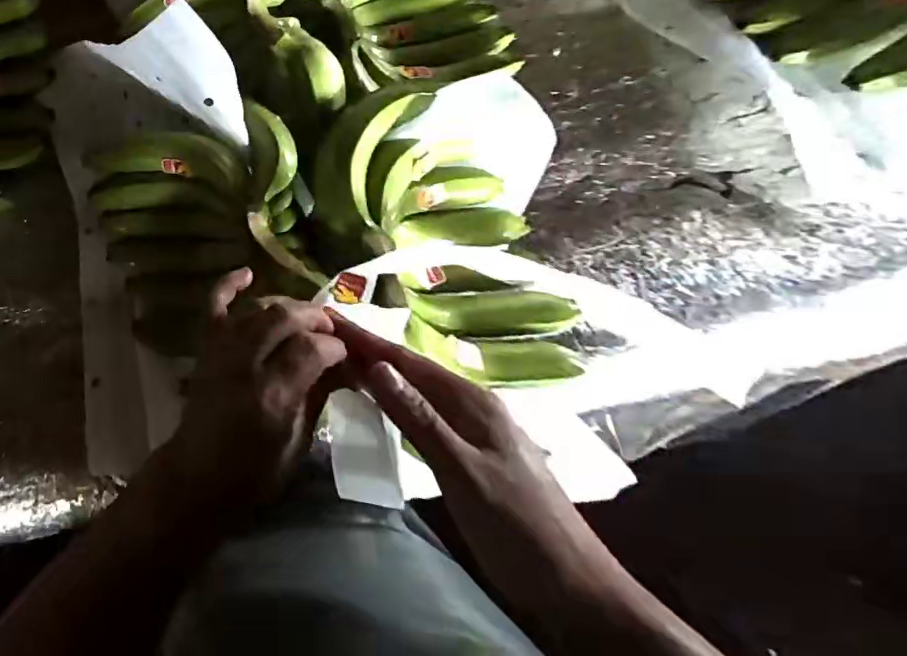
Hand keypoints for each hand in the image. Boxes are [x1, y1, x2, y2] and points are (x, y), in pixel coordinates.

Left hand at [152, 269, 347, 510]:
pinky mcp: (205, 347)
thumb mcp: (297, 442)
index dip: (334, 345)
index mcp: (271, 396)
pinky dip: (229, 285)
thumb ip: (318, 396)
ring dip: (286, 306)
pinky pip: (215, 305)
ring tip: (307, 316)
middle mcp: (243, 364)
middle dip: (315, 318)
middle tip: (331, 330)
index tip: (345, 353)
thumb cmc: (252, 473)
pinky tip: (248, 274)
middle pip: (284, 318)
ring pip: (258, 309)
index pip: (310, 349)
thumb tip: (344, 366)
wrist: (195, 478)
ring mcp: (220, 351)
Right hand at [326, 310, 570, 585]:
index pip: (408, 361)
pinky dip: (401, 403)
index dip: (368, 340)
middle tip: (330, 338)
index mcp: (472, 401)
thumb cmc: (517, 528)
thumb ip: (419, 418)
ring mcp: (478, 430)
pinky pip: (428, 415)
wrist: (576, 589)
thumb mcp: (462, 471)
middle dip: (373, 352)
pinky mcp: (476, 455)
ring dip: (386, 376)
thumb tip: (377, 366)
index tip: (330, 318)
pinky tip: (388, 408)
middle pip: (414, 371)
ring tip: (349, 363)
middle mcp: (475, 406)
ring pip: (421, 392)